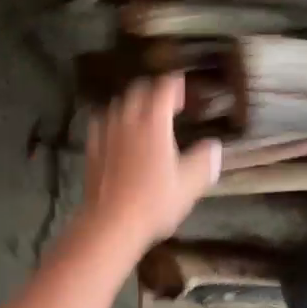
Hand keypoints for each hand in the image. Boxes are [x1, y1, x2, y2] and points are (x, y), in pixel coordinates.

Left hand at [82, 74, 221, 248]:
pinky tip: (116, 131)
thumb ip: (204, 161)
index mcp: (154, 123)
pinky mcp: (92, 148)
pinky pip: (100, 122)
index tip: (183, 87)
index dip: (175, 83)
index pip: (164, 88)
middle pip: (138, 89)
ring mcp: (107, 133)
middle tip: (166, 101)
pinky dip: (111, 119)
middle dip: (153, 89)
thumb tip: (214, 146)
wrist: (110, 224)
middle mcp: (128, 121)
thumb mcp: (189, 185)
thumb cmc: (153, 202)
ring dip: (131, 103)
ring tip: (142, 114)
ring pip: (117, 103)